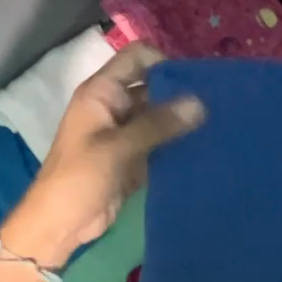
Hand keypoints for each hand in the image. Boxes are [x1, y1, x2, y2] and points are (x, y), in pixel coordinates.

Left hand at [0, 43, 203, 266]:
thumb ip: (157, 124)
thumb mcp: (117, 148)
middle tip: (220, 104)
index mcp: (102, 93)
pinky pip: (161, 144)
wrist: (61, 223)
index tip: (195, 80)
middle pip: (154, 88)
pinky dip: (178, 146)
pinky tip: (206, 148)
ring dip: (183, 122)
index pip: (137, 58)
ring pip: (160, 118)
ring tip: (220, 125)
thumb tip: (199, 103)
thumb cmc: (79, 178)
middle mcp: (115, 107)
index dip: (165, 62)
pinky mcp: (135, 159)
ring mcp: (126, 134)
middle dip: (182, 94)